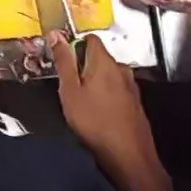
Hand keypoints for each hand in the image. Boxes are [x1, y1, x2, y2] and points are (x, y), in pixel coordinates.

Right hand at [51, 32, 162, 185]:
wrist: (128, 155)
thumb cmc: (94, 121)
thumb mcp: (70, 90)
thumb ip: (64, 62)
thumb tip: (56, 35)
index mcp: (104, 61)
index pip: (89, 39)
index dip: (74, 46)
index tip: (63, 62)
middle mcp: (121, 69)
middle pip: (98, 57)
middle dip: (82, 67)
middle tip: (69, 88)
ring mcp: (131, 86)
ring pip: (107, 75)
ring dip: (94, 83)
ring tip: (82, 104)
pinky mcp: (134, 102)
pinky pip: (115, 89)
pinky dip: (105, 95)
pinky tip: (97, 113)